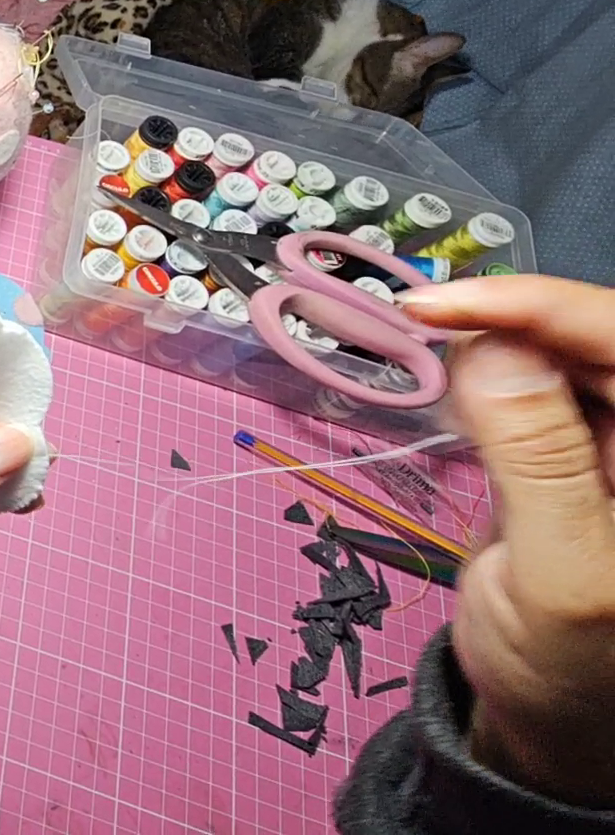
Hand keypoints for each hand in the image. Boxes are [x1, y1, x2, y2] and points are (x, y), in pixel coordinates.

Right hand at [400, 276, 614, 807]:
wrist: (554, 710)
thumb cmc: (569, 661)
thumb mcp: (559, 573)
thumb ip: (539, 462)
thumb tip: (493, 348)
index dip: (548, 310)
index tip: (438, 305)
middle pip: (614, 344)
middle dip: (522, 314)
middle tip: (419, 315)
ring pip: (580, 356)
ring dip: (504, 334)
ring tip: (426, 333)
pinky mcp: (590, 454)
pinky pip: (550, 386)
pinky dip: (495, 364)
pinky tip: (456, 369)